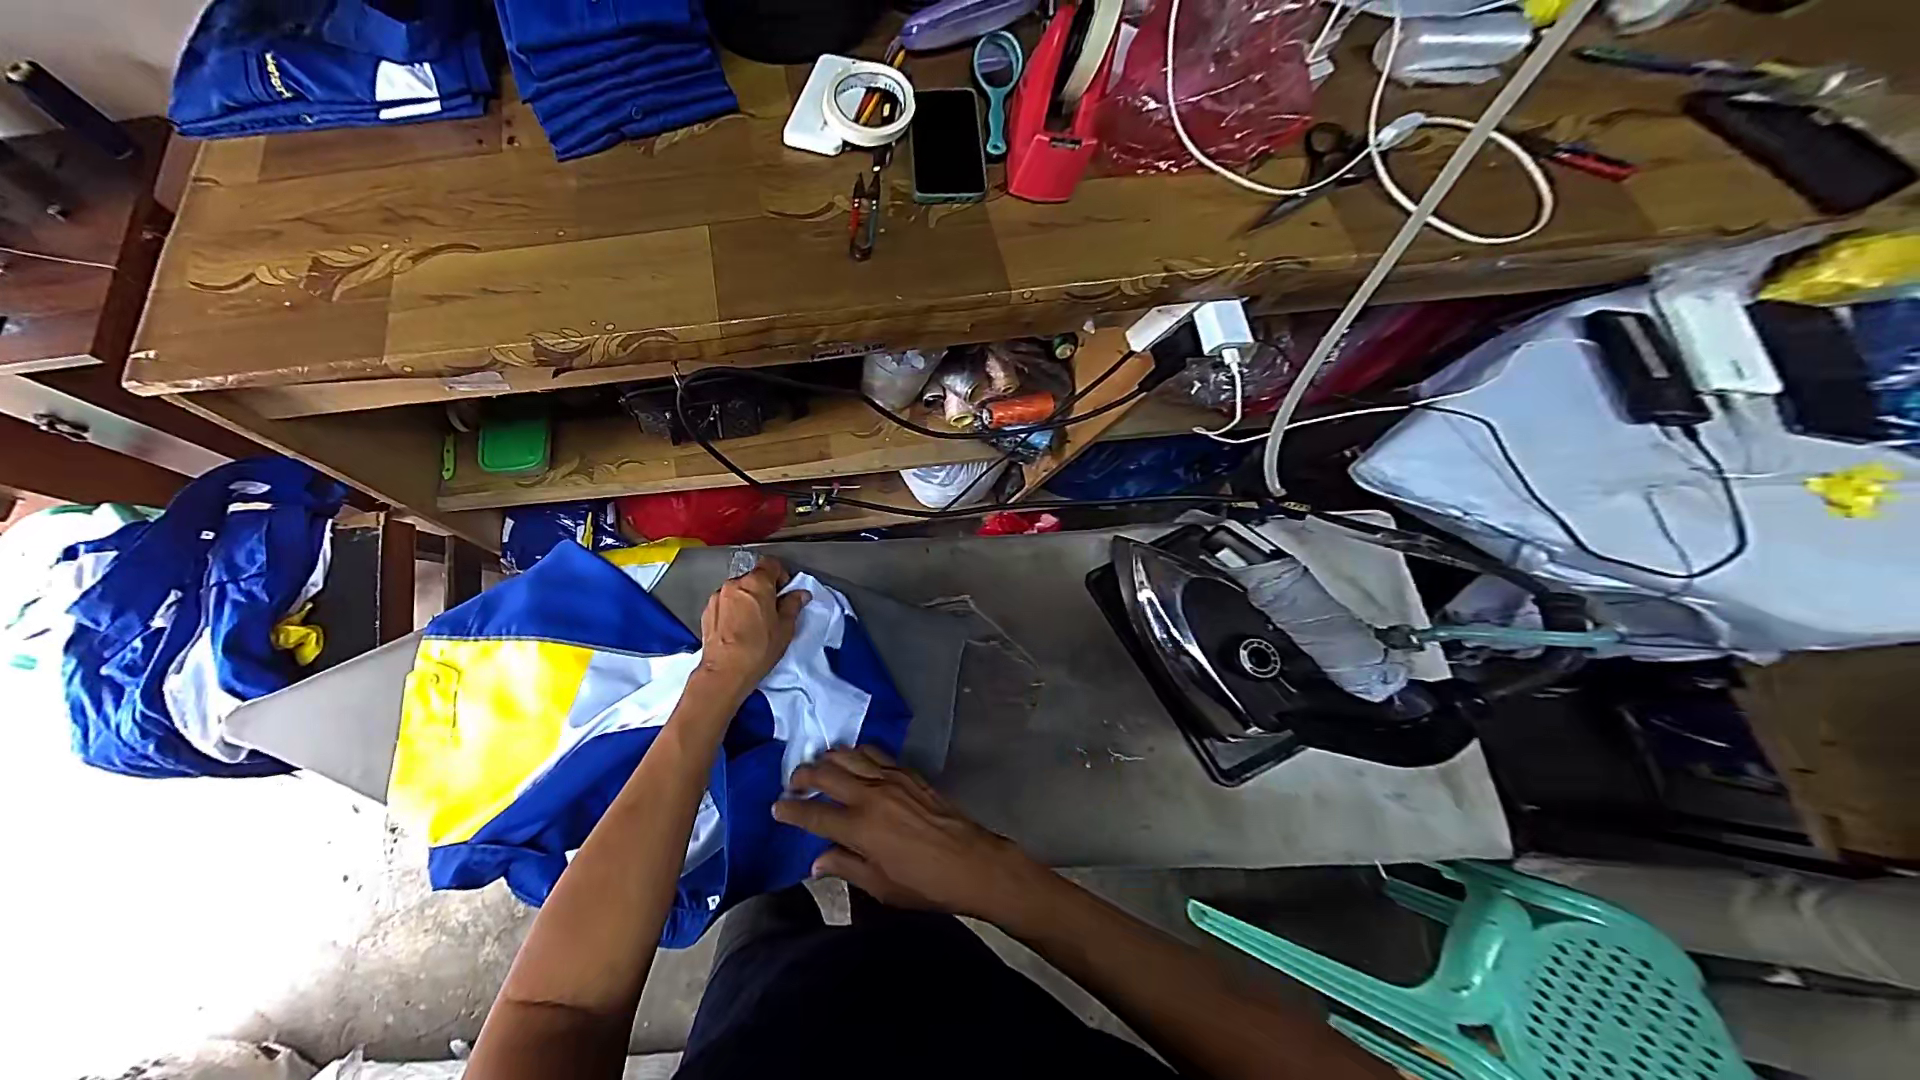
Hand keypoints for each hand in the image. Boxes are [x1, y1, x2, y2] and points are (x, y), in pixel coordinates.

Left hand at [693, 556, 808, 698]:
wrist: (725, 671)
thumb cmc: (758, 648)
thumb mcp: (785, 627)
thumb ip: (793, 605)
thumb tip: (799, 594)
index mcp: (756, 583)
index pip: (771, 564)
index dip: (781, 575)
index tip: (785, 590)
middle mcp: (734, 584)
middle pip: (754, 577)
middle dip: (764, 589)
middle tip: (773, 609)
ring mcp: (718, 597)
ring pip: (738, 590)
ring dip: (748, 599)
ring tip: (754, 622)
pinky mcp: (707, 611)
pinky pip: (726, 602)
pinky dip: (734, 609)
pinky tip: (740, 628)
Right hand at [772, 746, 1053, 921]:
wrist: (972, 861)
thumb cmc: (925, 883)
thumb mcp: (880, 887)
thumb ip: (845, 867)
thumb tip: (817, 861)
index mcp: (859, 828)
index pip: (813, 814)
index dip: (790, 811)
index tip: (776, 808)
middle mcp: (870, 796)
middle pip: (826, 774)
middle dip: (803, 775)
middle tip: (792, 783)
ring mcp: (891, 779)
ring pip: (850, 756)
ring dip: (829, 759)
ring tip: (819, 766)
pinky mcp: (908, 773)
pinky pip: (876, 754)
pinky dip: (858, 753)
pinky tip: (853, 759)